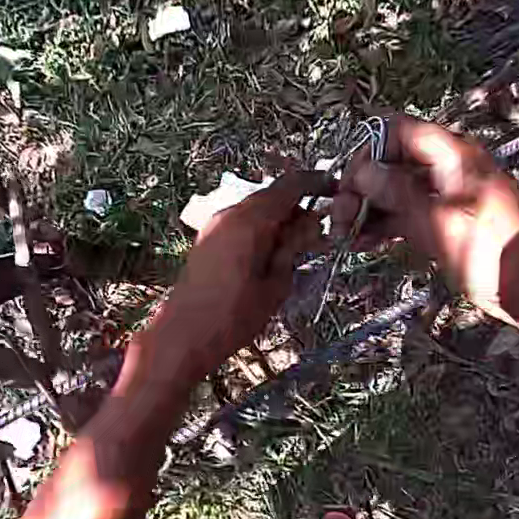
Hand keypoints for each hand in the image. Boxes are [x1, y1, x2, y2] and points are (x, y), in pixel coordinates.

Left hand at [130, 170, 327, 389]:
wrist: (183, 336)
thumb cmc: (234, 316)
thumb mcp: (275, 284)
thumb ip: (293, 247)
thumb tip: (311, 223)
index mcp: (250, 220)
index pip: (290, 185)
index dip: (316, 183)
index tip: (335, 192)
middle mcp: (230, 213)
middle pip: (272, 196)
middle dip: (298, 209)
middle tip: (320, 235)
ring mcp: (214, 225)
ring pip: (255, 211)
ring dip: (279, 222)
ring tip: (299, 249)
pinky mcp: (207, 240)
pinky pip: (240, 224)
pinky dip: (261, 231)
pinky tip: (272, 255)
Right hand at [334, 116, 518, 323]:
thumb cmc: (491, 251)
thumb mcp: (439, 221)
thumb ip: (398, 194)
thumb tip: (362, 172)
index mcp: (452, 155)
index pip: (397, 131)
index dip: (367, 153)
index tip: (348, 186)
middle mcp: (445, 170)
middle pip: (390, 163)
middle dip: (361, 187)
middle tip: (339, 219)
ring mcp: (442, 198)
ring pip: (393, 192)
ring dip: (367, 210)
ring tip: (344, 236)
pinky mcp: (441, 224)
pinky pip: (404, 216)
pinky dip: (383, 227)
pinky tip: (362, 243)